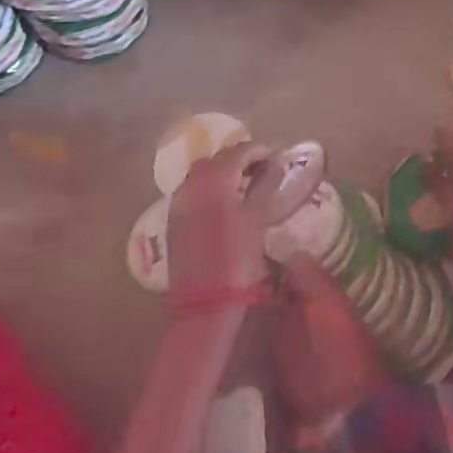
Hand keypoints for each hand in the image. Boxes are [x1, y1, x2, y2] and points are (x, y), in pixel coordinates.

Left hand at [167, 141, 275, 291]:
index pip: (240, 151)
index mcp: (215, 181)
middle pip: (219, 158)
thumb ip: (265, 185)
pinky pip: (193, 188)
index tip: (278, 155)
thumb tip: (275, 165)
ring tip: (246, 182)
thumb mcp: (257, 218)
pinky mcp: (174, 218)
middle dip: (241, 157)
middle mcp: (192, 184)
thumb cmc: (237, 257)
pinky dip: (210, 185)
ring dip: (224, 170)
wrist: (204, 301)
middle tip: (264, 167)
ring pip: (203, 172)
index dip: (261, 150)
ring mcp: (179, 201)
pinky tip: (226, 199)